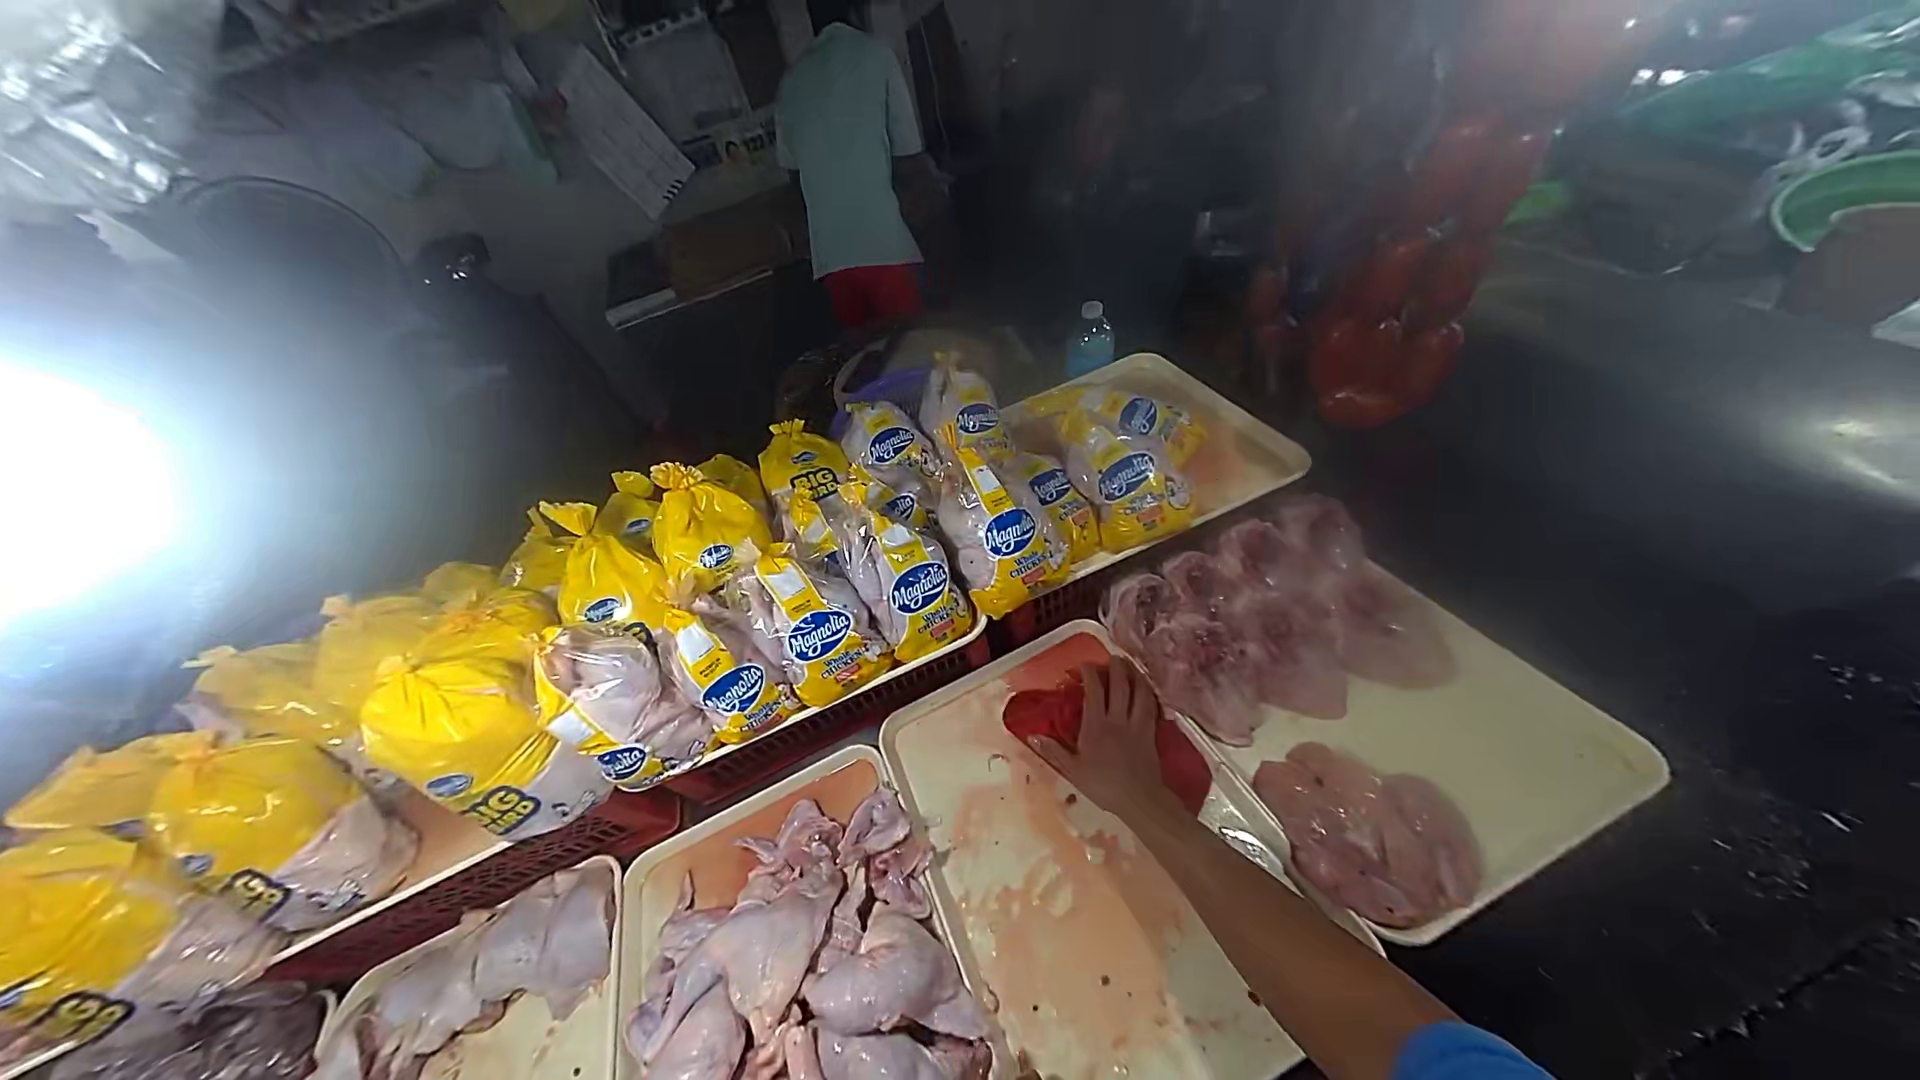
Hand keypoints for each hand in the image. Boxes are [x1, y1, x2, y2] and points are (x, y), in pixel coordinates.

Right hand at [1023, 657, 1183, 829]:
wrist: (1139, 800)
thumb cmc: (1103, 785)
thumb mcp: (1073, 770)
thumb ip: (1053, 750)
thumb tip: (1032, 735)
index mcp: (1096, 725)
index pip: (1094, 690)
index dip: (1090, 673)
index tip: (1085, 665)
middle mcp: (1117, 719)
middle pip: (1120, 684)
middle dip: (1116, 666)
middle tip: (1113, 656)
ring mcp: (1137, 723)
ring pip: (1139, 691)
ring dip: (1135, 674)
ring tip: (1131, 665)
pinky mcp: (1151, 731)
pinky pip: (1151, 705)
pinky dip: (1149, 692)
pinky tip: (1147, 688)